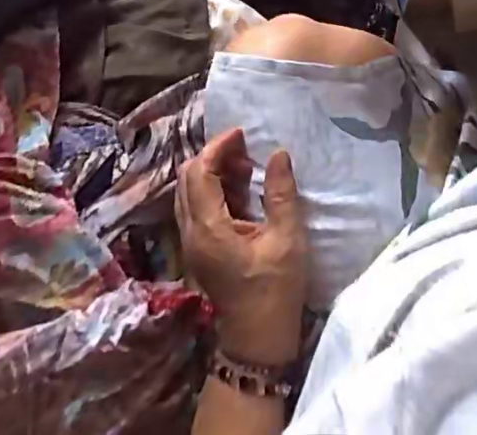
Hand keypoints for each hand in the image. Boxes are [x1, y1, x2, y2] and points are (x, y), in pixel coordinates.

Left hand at [177, 128, 307, 364]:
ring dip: (215, 172)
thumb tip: (278, 153)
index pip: (199, 173)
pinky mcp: (200, 248)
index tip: (242, 134)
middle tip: (247, 150)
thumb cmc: (275, 291)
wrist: (258, 342)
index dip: (218, 147)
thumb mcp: (287, 239)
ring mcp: (192, 242)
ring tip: (249, 167)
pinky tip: (244, 188)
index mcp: (208, 229)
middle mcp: (191, 233)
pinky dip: (216, 189)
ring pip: (191, 192)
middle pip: (188, 179)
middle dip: (215, 156)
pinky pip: (199, 206)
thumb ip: (281, 193)